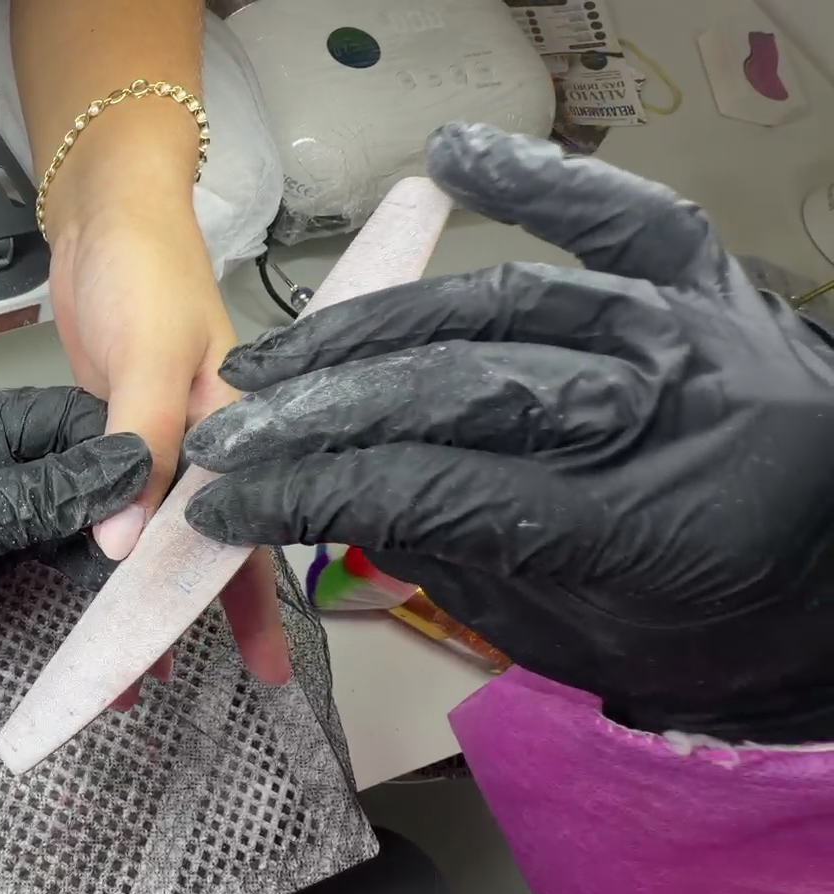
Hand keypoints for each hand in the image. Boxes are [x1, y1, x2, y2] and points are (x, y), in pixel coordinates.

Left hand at [0, 388, 150, 740]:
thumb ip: (42, 492)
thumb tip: (131, 462)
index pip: (68, 420)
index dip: (125, 453)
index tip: (179, 495)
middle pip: (73, 469)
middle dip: (121, 512)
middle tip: (171, 558)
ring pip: (63, 514)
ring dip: (103, 553)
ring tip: (146, 595)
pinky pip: (42, 549)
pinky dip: (73, 574)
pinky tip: (105, 602)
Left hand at [46, 165, 289, 686]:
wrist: (103, 224)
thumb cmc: (144, 276)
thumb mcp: (153, 357)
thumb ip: (140, 446)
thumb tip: (124, 546)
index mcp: (239, 431)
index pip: (246, 526)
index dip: (246, 595)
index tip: (260, 662)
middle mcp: (206, 445)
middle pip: (205, 541)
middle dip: (193, 609)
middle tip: (169, 678)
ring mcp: (159, 441)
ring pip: (158, 528)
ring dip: (145, 583)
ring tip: (132, 649)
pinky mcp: (116, 435)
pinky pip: (118, 501)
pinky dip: (111, 540)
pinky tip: (103, 577)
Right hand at [183, 123, 833, 742]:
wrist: (819, 592)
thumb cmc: (671, 627)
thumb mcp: (539, 625)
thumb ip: (433, 546)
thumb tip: (325, 492)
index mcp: (633, 523)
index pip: (424, 488)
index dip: (305, 495)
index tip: (223, 505)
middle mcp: (669, 407)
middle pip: (447, 388)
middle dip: (314, 413)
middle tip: (227, 438)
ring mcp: (689, 333)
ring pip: (494, 306)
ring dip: (361, 329)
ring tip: (269, 361)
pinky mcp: (706, 293)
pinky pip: (626, 223)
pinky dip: (539, 185)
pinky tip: (453, 162)